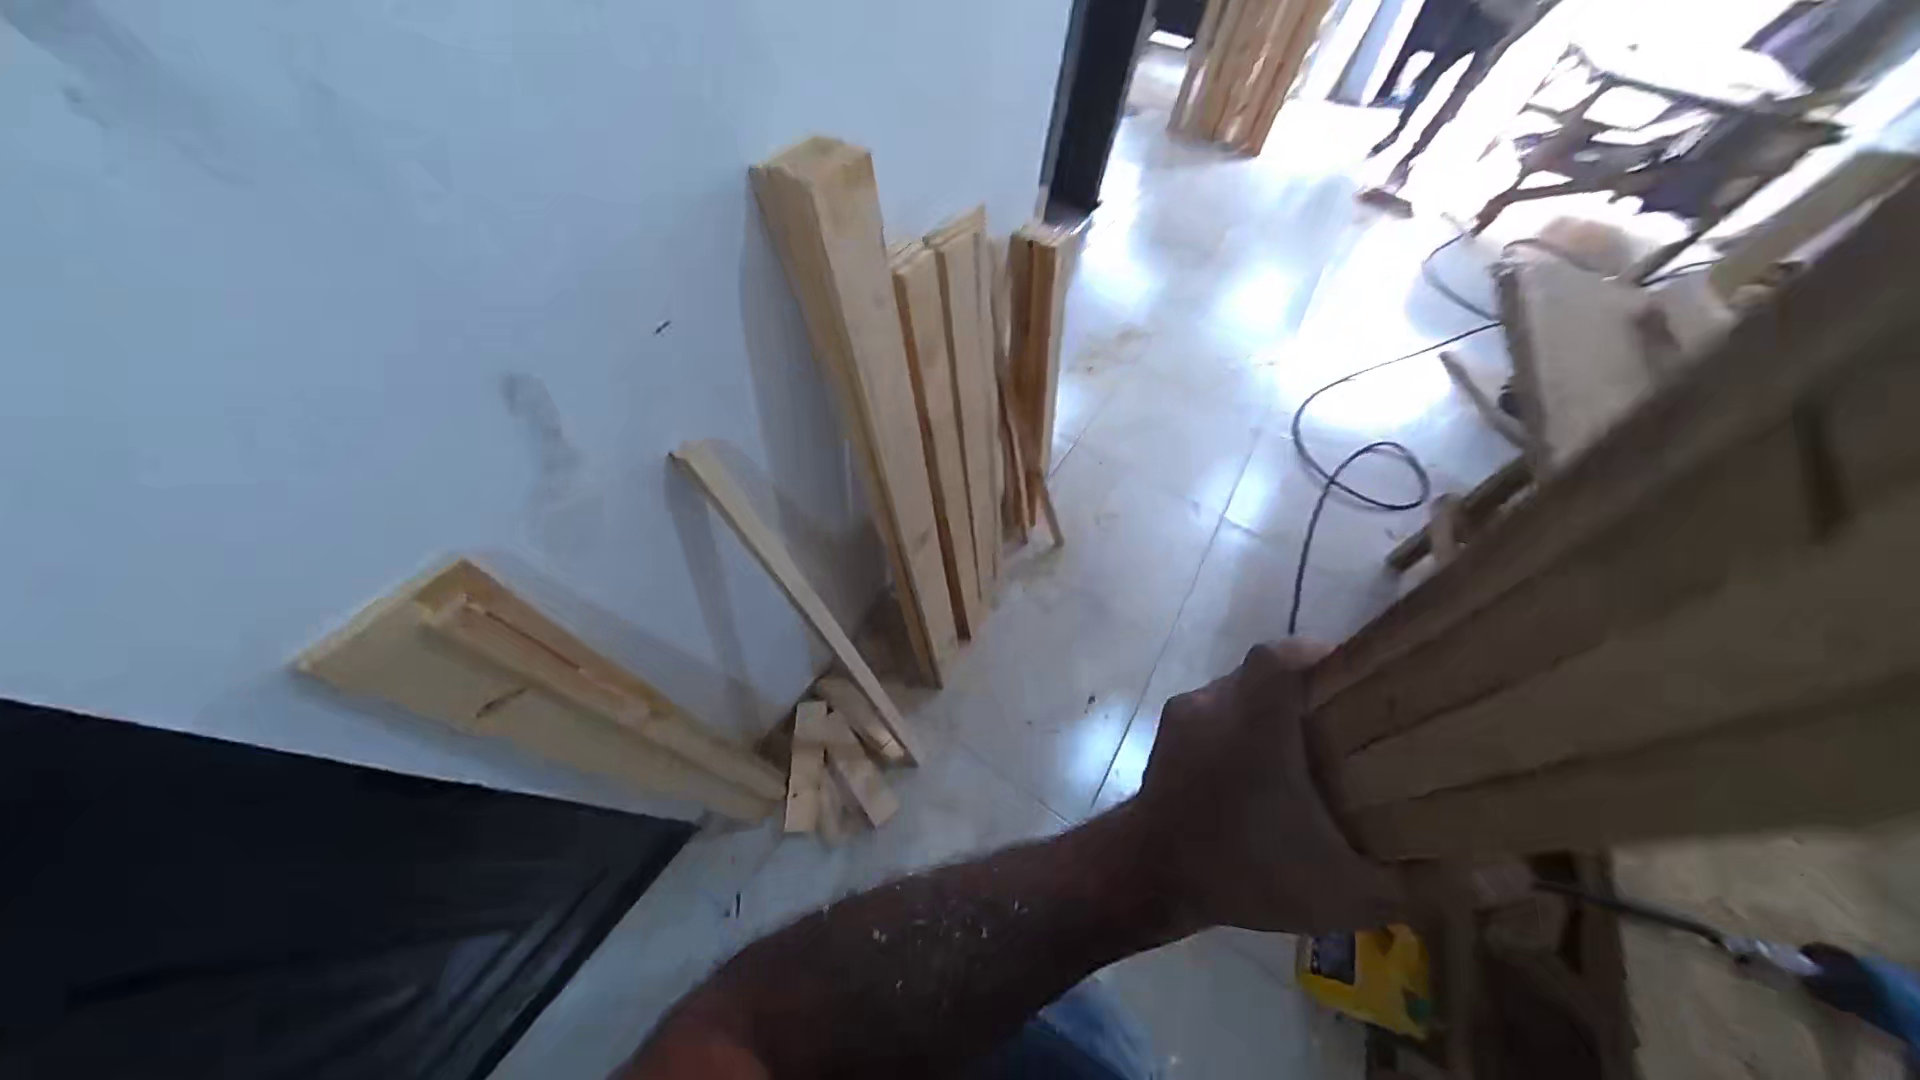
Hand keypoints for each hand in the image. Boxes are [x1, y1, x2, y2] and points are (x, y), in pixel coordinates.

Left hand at [1130, 641, 1404, 933]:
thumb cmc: (1246, 872)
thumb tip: (1510, 880)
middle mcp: (1215, 705)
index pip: (1281, 655)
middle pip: (1262, 671)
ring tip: (1300, 749)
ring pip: (1235, 691)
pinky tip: (1255, 769)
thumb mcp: (1345, 892)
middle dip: (1301, 687)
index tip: (1352, 674)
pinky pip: (1211, 712)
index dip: (1316, 653)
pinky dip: (1237, 726)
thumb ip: (1423, 883)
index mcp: (1255, 722)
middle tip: (1338, 721)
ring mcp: (1184, 716)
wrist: (1149, 875)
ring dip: (1266, 709)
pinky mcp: (1166, 733)